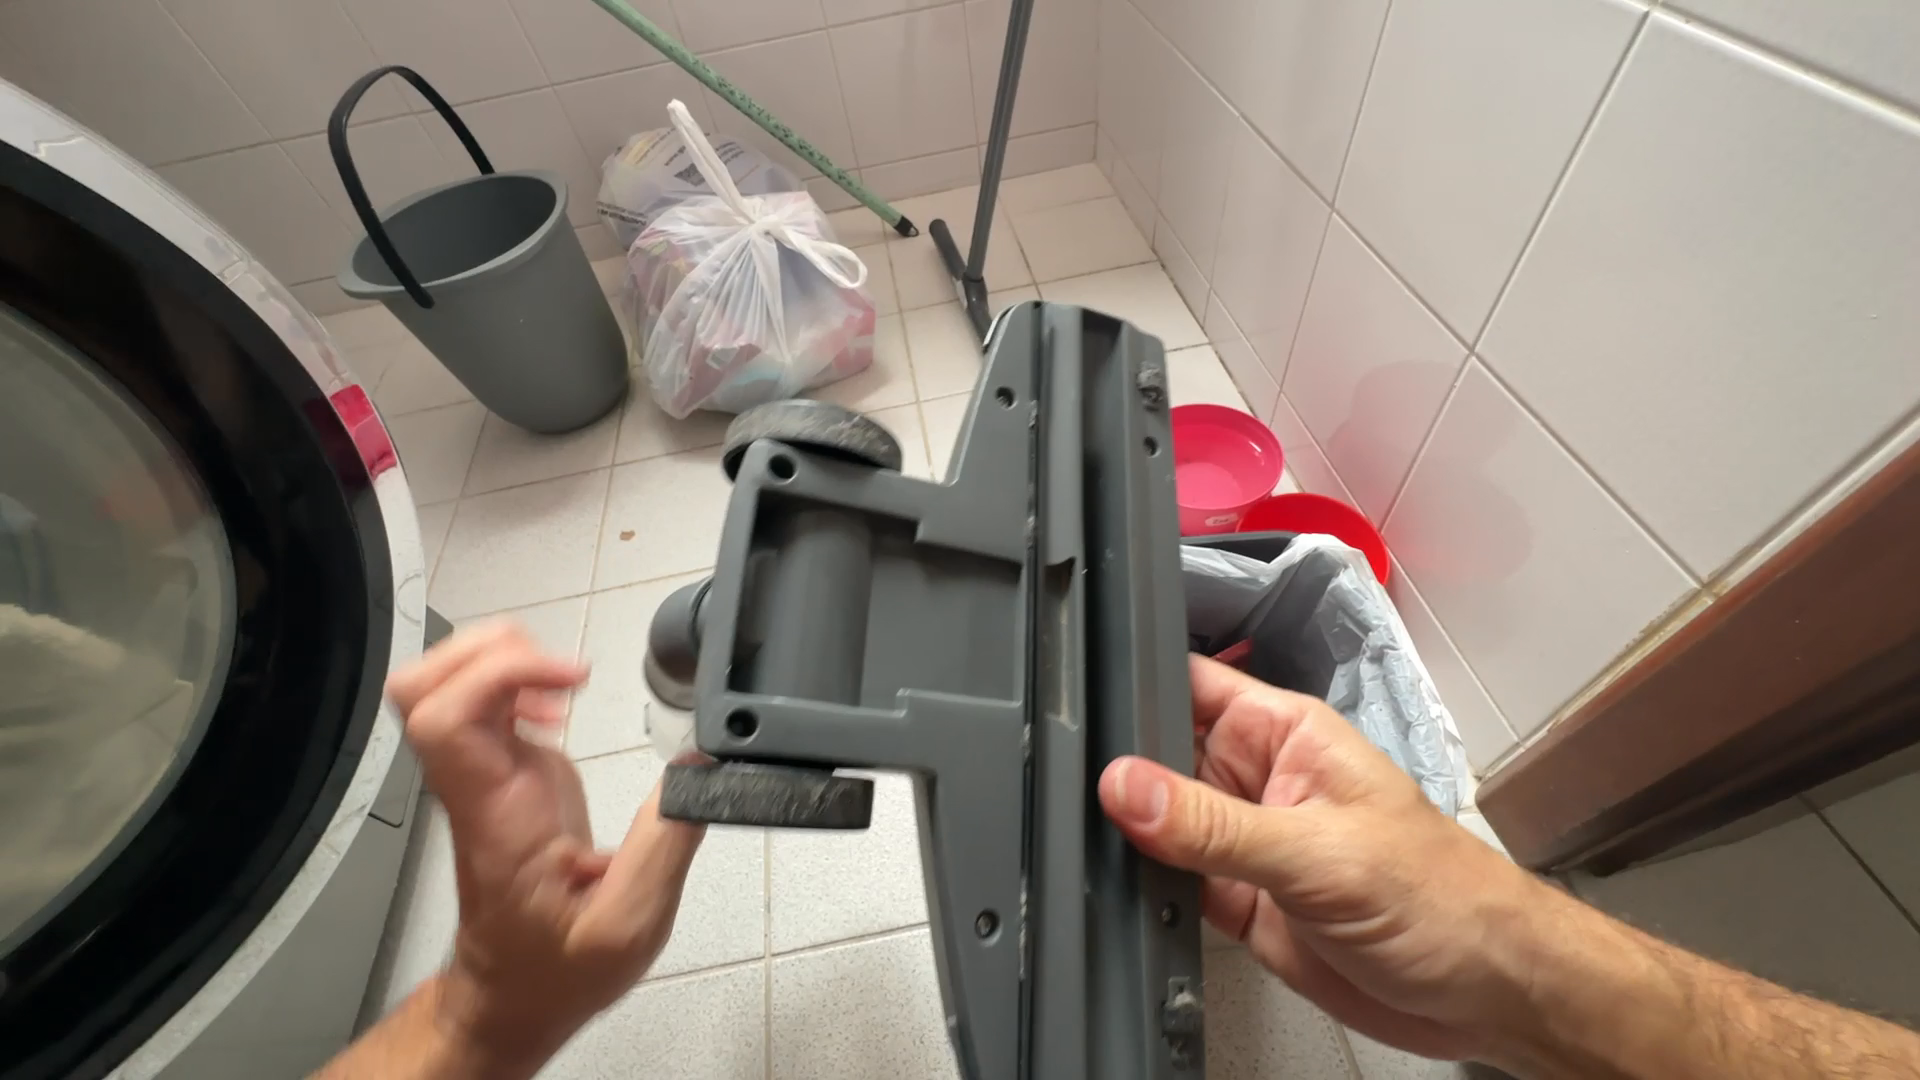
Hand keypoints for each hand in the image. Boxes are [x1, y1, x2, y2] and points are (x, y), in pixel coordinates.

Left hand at [385, 621, 704, 1064]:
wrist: (512, 997)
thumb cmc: (560, 969)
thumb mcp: (631, 924)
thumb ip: (669, 838)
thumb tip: (702, 761)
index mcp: (498, 813)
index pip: (448, 717)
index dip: (503, 672)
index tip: (576, 678)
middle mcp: (478, 782)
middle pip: (426, 685)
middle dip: (490, 650)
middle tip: (563, 669)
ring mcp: (484, 773)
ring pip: (446, 684)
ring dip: (506, 659)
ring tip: (567, 680)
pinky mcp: (500, 772)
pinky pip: (483, 700)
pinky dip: (520, 678)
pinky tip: (562, 701)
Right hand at [1097, 655, 1552, 1061]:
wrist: (1487, 996)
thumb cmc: (1437, 896)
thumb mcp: (1317, 851)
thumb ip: (1213, 824)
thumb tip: (1123, 786)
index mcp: (1277, 730)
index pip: (1188, 682)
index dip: (1133, 683)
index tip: (1073, 696)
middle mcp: (1248, 775)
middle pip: (1158, 749)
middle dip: (1115, 761)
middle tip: (1054, 768)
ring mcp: (1237, 835)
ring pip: (1157, 816)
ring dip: (1123, 823)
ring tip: (1067, 819)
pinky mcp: (1232, 892)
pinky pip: (1168, 875)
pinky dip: (1140, 879)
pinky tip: (1107, 877)